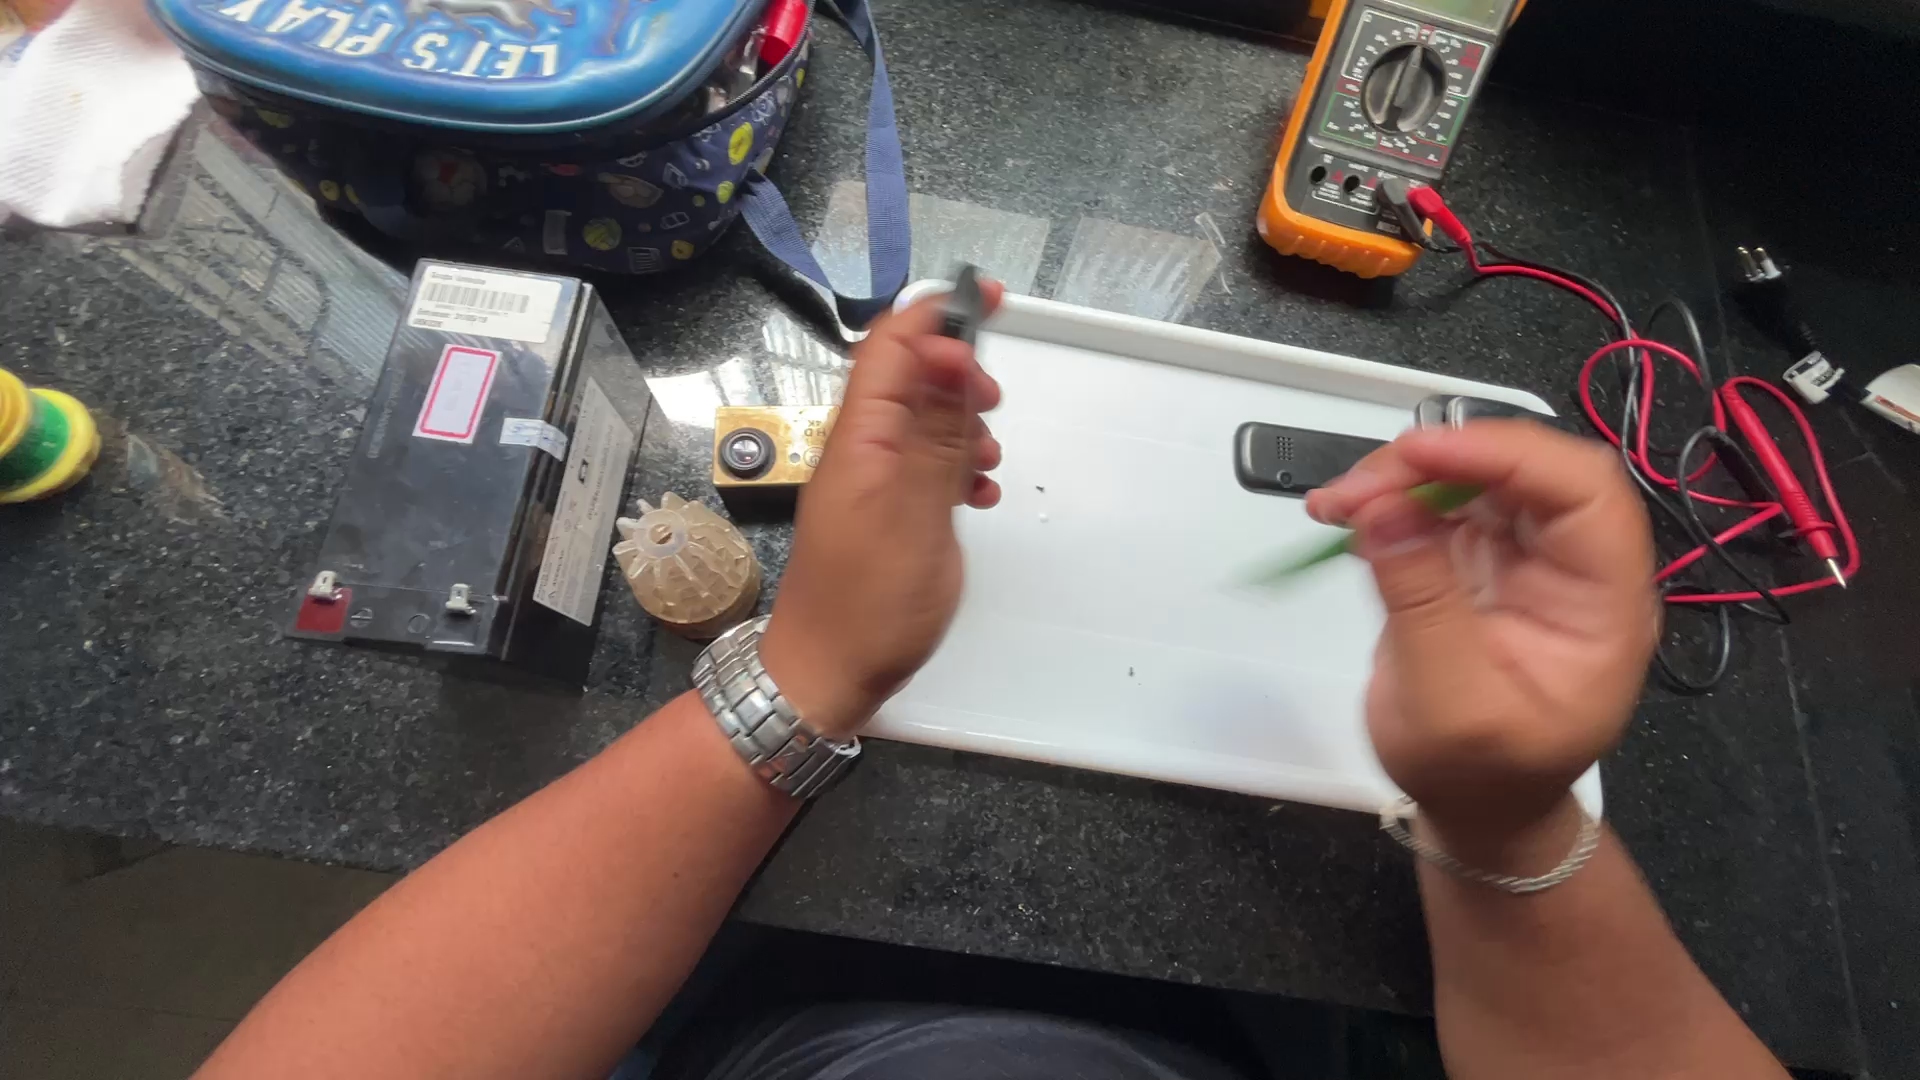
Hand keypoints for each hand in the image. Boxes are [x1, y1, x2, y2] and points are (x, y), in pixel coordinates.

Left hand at [759, 282, 1006, 737]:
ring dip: (962, 427)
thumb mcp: (916, 517)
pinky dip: (955, 469)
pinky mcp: (884, 512)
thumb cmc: (870, 604)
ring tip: (988, 464)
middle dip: (958, 376)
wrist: (824, 674)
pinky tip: (977, 497)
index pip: (891, 345)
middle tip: (994, 406)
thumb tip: (952, 360)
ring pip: (921, 423)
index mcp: (860, 438)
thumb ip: (936, 437)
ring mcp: (871, 481)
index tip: (989, 302)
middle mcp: (861, 449)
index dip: (936, 313)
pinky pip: (922, 467)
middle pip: (908, 379)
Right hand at [1306, 421, 1658, 860]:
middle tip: (1355, 489)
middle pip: (1519, 471)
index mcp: (1598, 602)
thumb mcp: (1448, 701)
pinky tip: (1339, 517)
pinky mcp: (1465, 565)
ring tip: (1333, 505)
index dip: (1504, 455)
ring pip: (1467, 480)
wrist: (1473, 801)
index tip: (1413, 454)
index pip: (1581, 492)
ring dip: (1396, 479)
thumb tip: (1382, 511)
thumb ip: (1421, 604)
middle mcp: (1564, 566)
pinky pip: (1429, 509)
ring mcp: (1515, 561)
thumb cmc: (1477, 771)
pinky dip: (1381, 502)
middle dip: (1434, 462)